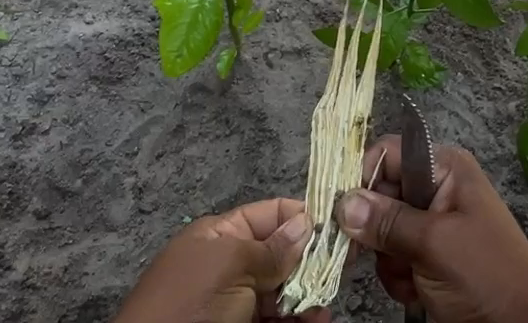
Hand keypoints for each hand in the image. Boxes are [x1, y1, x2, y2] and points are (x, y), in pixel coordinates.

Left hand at [113, 199, 317, 322]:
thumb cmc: (186, 308)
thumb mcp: (230, 267)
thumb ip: (271, 248)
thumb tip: (306, 223)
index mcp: (220, 236)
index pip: (270, 215)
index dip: (303, 217)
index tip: (337, 227)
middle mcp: (230, 266)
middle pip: (281, 254)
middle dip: (311, 260)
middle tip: (340, 268)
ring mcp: (235, 304)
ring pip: (283, 291)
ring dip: (309, 294)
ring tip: (327, 301)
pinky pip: (277, 321)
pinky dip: (299, 319)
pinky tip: (317, 319)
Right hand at [336, 137, 527, 322]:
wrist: (524, 320)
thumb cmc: (486, 273)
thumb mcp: (434, 244)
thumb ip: (389, 222)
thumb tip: (343, 203)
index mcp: (443, 167)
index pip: (388, 153)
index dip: (362, 177)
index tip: (342, 212)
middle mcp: (435, 186)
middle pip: (380, 194)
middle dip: (378, 232)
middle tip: (383, 257)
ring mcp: (432, 221)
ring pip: (382, 231)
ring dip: (389, 262)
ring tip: (413, 279)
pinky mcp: (429, 253)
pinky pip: (393, 257)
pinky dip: (399, 277)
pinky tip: (418, 292)